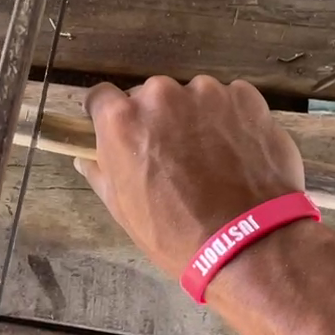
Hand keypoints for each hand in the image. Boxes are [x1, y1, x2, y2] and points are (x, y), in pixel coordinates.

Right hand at [78, 76, 306, 281]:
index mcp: (122, 119)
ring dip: (194, 117)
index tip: (119, 129)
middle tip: (171, 153)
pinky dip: (229, 119)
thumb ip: (100, 171)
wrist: (248, 241)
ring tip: (211, 156)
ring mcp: (206, 92)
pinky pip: (228, 101)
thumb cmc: (174, 231)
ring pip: (191, 97)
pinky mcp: (245, 97)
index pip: (101, 97)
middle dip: (156, 118)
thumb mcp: (122, 208)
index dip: (108, 113)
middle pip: (149, 96)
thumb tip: (85, 158)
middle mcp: (160, 94)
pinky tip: (237, 150)